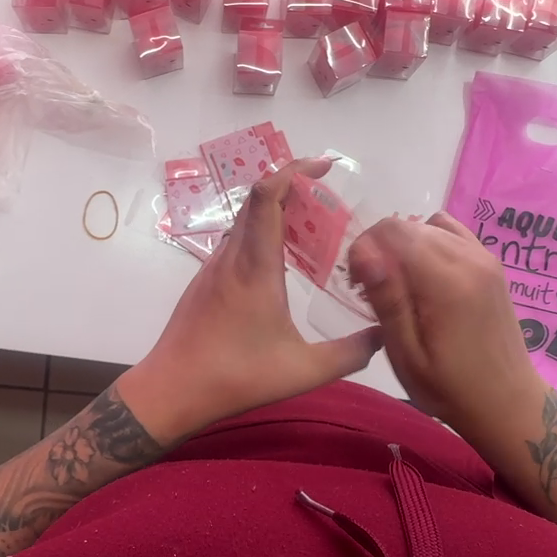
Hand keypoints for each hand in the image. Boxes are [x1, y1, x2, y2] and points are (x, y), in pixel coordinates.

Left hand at [121, 159, 382, 442]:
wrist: (172, 390)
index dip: (294, 169)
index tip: (323, 166)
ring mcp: (213, 268)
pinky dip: (260, 236)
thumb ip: (351, 353)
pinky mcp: (204, 283)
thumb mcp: (304, 370)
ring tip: (311, 228)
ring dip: (275, 212)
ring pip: (244, 222)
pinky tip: (280, 264)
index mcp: (255, 266)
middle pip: (257, 200)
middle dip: (292, 185)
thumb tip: (384, 336)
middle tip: (328, 197)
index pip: (267, 196)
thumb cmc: (236, 376)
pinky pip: (235, 243)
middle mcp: (231, 257)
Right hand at [347, 212, 541, 436]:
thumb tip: (364, 252)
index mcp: (446, 282)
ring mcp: (485, 258)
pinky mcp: (491, 265)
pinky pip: (452, 234)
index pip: (392, 231)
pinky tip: (424, 277)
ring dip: (404, 246)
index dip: (364, 248)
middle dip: (380, 248)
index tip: (357, 285)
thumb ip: (387, 299)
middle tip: (371, 292)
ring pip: (429, 226)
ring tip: (397, 283)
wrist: (507, 402)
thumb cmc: (448, 387)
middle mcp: (469, 259)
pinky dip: (430, 244)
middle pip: (409, 226)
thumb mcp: (406, 354)